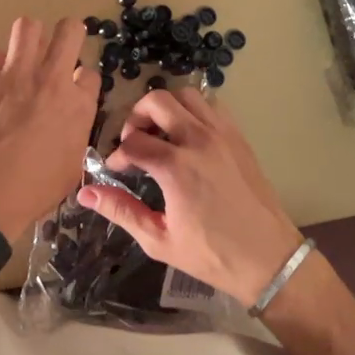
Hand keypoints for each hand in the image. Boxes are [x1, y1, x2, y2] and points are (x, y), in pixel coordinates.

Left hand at [0, 17, 99, 242]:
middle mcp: (51, 79)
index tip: (74, 89)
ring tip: (26, 54)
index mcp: (78, 104)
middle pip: (69, 30)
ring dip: (31, 38)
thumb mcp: (73, 165)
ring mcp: (16, 74)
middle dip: (68, 34)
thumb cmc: (34, 190)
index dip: (83, 80)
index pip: (91, 72)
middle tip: (59, 48)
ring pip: (28, 26)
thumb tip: (72, 118)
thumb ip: (77, 131)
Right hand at [77, 86, 302, 306]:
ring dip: (166, 108)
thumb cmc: (212, 255)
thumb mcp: (159, 240)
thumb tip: (86, 193)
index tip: (116, 171)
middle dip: (136, 117)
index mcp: (176, 167)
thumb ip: (121, 211)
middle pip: (156, 101)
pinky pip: (211, 106)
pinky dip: (193, 111)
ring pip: (185, 95)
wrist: (269, 258)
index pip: (133, 143)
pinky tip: (188, 137)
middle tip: (134, 142)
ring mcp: (222, 134)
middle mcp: (198, 140)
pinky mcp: (238, 136)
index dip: (117, 156)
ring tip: (160, 134)